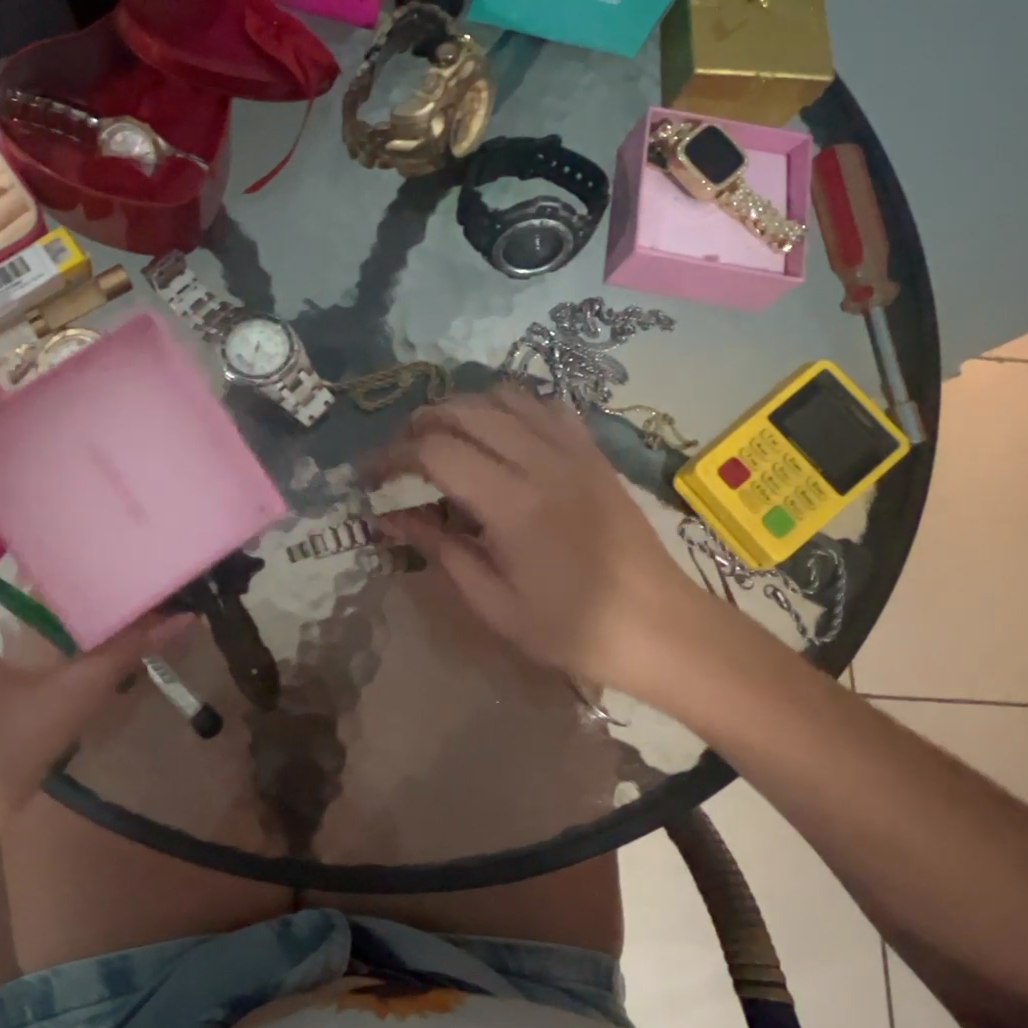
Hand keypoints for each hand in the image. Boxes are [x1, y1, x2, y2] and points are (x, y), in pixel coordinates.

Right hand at [378, 385, 705, 693]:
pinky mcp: (593, 453)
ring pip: (503, 398)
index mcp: (512, 504)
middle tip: (396, 459)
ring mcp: (573, 451)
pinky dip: (508, 408)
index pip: (435, 451)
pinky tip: (496, 434)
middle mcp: (542, 462)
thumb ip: (439, 548)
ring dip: (461, 409)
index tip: (367, 476)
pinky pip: (544, 407)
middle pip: (464, 411)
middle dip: (418, 425)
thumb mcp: (492, 602)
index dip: (391, 457)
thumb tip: (387, 517)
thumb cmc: (569, 629)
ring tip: (440, 440)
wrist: (660, 628)